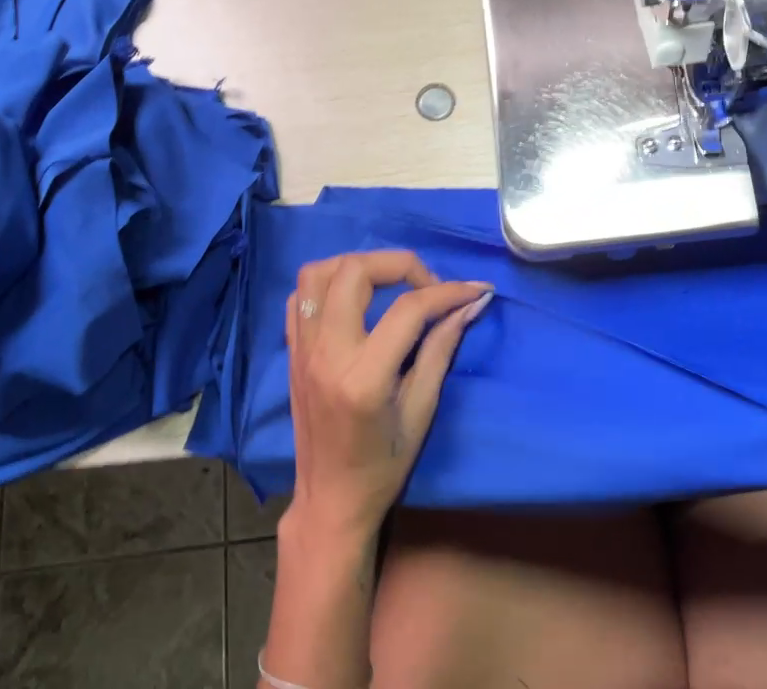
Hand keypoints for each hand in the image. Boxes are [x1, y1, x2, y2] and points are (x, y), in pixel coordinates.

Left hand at [284, 250, 491, 541]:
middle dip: (400, 265)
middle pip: (355, 273)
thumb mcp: (421, 412)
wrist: (330, 501)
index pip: (408, 309)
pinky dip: (328, 285)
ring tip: (389, 283)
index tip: (475, 290)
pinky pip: (299, 297)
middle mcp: (325, 355)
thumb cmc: (383, 466)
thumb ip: (442, 350)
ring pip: (318, 274)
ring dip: (358, 266)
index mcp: (363, 378)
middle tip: (428, 287)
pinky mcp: (291, 353)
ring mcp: (301, 351)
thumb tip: (470, 304)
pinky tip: (355, 300)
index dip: (448, 292)